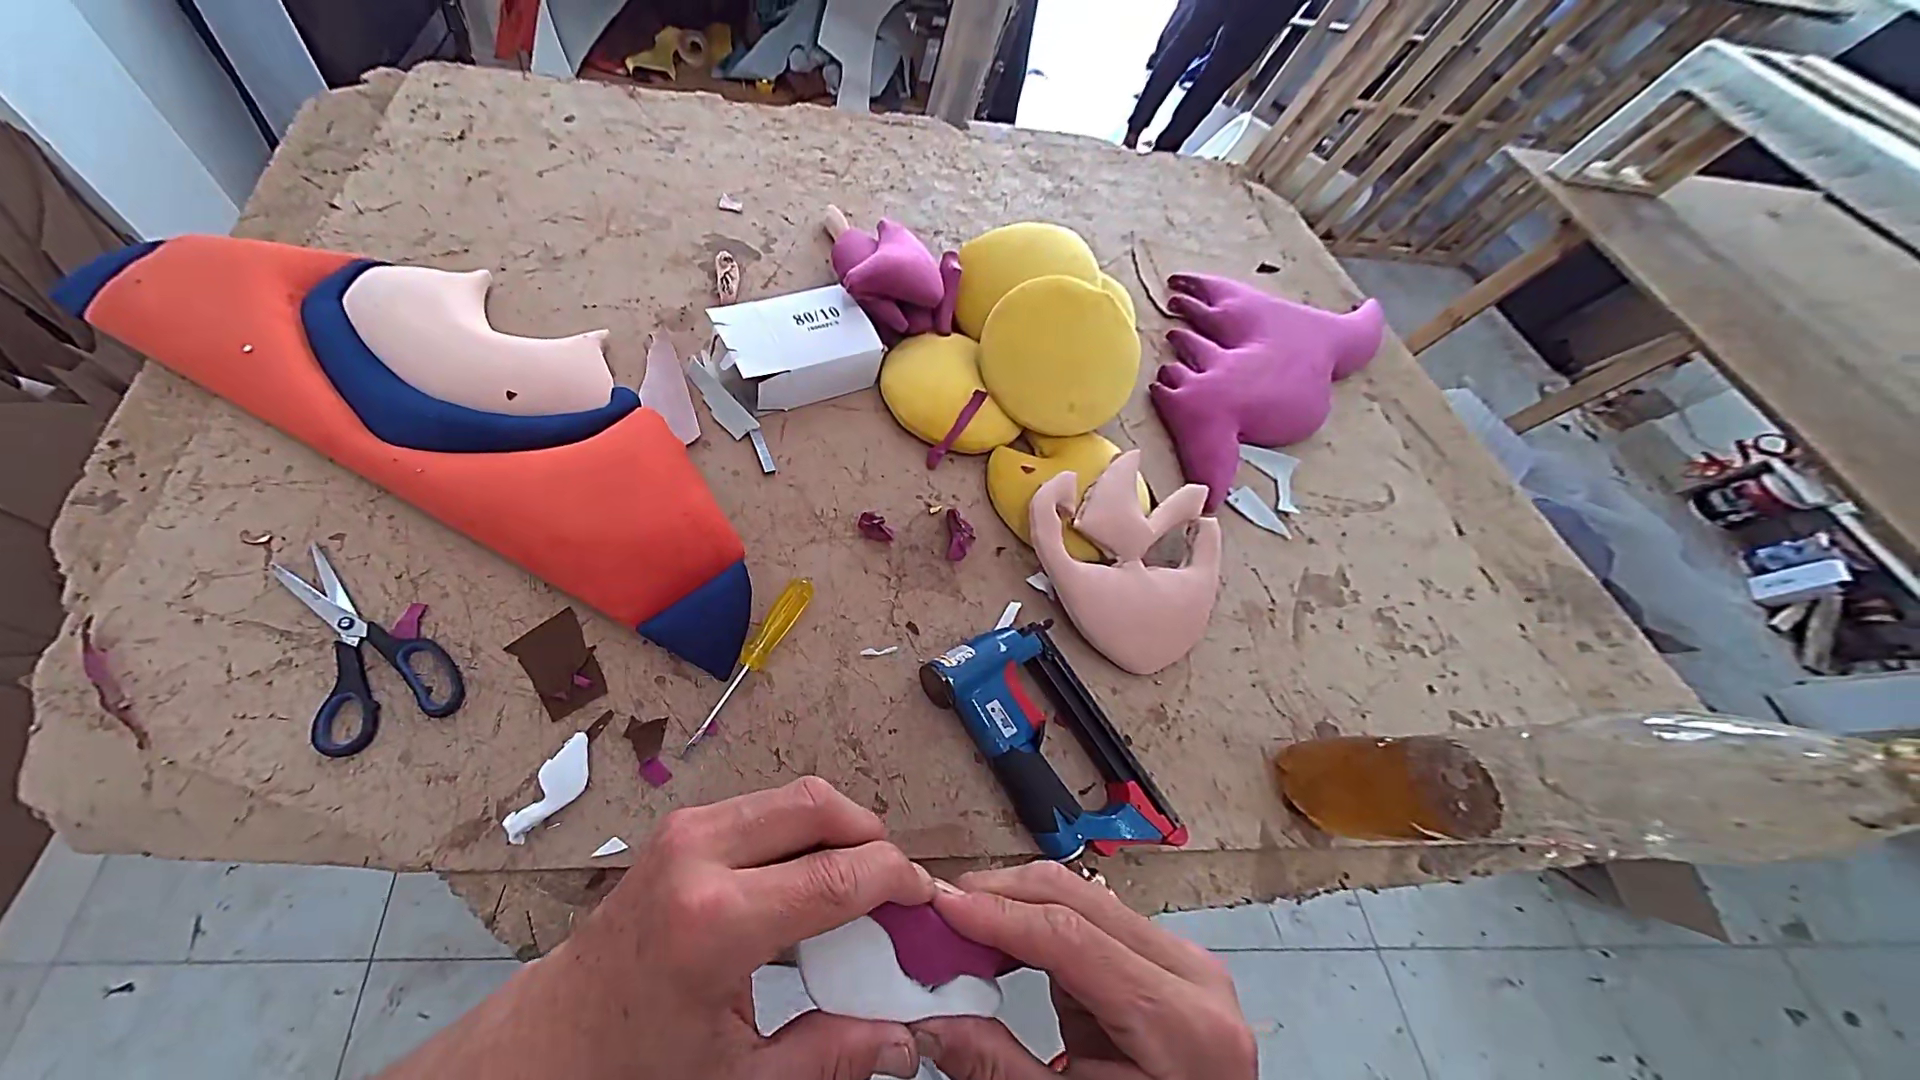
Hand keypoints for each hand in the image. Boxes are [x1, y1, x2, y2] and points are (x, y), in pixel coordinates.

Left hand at [380, 777, 934, 1079]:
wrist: (549, 1040)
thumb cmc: (638, 1067)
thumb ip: (830, 1054)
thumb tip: (905, 1036)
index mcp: (715, 923)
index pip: (837, 876)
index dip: (894, 879)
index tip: (921, 897)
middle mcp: (701, 855)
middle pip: (819, 806)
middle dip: (871, 835)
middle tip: (891, 882)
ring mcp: (689, 829)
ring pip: (796, 795)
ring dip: (840, 826)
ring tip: (856, 875)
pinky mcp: (685, 823)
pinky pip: (769, 804)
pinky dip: (805, 826)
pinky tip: (810, 869)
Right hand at [913, 861, 1256, 1079]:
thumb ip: (1001, 1066)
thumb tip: (934, 1020)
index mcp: (1181, 1023)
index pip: (1072, 936)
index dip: (1000, 914)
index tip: (946, 910)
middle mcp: (1188, 973)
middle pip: (1078, 898)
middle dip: (1002, 894)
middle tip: (945, 912)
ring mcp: (1178, 957)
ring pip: (1083, 896)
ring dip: (1017, 902)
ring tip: (966, 928)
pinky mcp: (1160, 955)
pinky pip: (1092, 916)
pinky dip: (1041, 920)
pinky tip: (1004, 940)